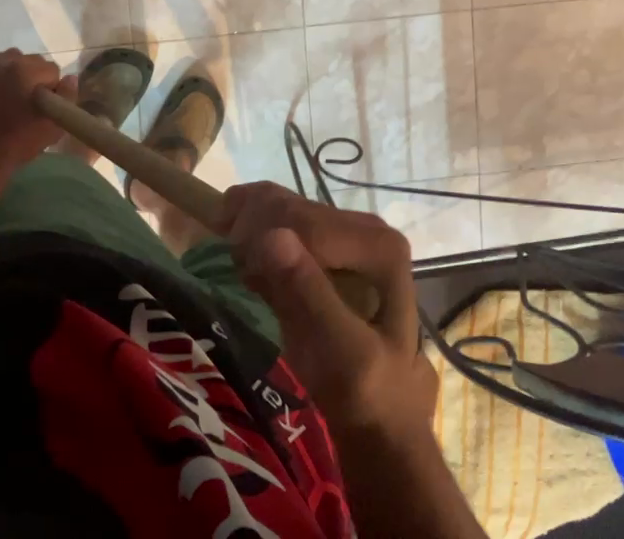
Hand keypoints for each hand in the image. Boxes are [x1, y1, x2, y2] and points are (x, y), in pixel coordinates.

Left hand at [0, 49, 75, 172]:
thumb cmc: (20, 142)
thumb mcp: (53, 125)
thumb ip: (67, 97)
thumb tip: (70, 78)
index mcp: (26, 72)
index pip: (53, 70)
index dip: (53, 89)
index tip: (45, 107)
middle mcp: (8, 61)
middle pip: (36, 61)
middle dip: (39, 78)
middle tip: (32, 103)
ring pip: (19, 60)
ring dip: (23, 73)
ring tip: (18, 98)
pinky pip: (3, 64)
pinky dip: (7, 73)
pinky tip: (5, 93)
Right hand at [220, 183, 435, 438]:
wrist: (378, 416)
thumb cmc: (364, 389)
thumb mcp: (338, 351)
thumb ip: (308, 293)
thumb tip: (272, 237)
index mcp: (380, 247)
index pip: (304, 222)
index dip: (262, 242)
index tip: (243, 276)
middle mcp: (367, 228)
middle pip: (290, 209)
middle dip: (253, 235)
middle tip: (244, 278)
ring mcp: (348, 233)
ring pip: (279, 207)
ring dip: (249, 234)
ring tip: (250, 276)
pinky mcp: (327, 241)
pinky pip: (276, 217)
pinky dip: (253, 235)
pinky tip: (254, 271)